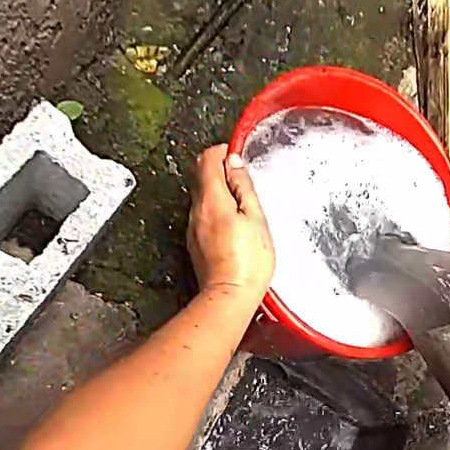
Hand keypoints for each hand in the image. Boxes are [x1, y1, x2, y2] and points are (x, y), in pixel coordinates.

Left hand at [188, 145, 274, 296]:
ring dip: (221, 197)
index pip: (208, 158)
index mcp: (212, 199)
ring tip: (243, 212)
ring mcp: (194, 228)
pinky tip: (234, 231)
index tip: (238, 159)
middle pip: (203, 177)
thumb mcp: (256, 219)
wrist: (230, 297)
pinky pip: (204, 219)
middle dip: (222, 173)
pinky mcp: (196, 244)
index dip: (224, 153)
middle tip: (245, 186)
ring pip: (203, 199)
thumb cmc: (247, 263)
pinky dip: (217, 215)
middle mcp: (196, 211)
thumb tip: (235, 164)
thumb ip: (244, 187)